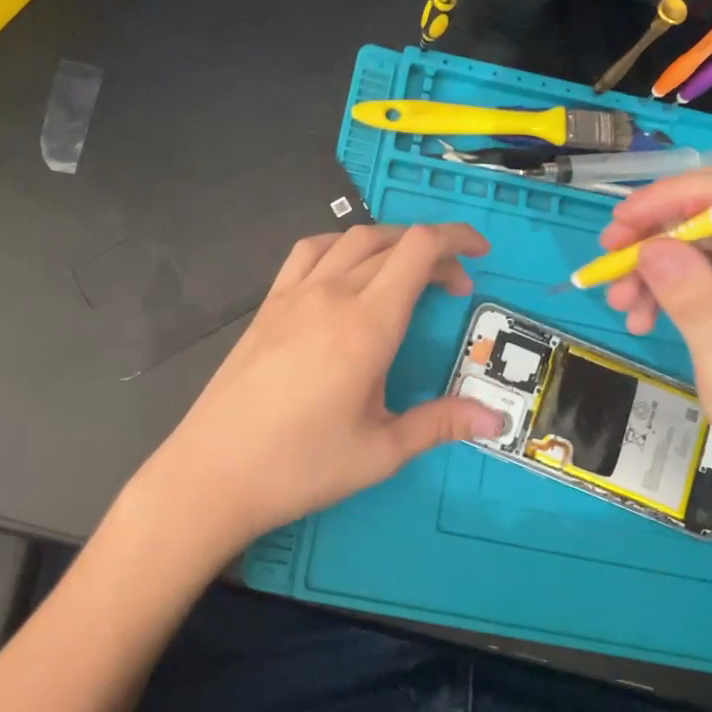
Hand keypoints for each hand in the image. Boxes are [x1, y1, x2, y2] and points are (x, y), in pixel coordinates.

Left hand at [134, 223, 504, 553]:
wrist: (213, 473)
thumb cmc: (302, 466)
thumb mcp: (381, 451)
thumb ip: (441, 423)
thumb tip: (498, 419)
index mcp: (367, 324)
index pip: (419, 249)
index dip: (457, 239)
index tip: (480, 255)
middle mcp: (332, 294)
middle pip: (391, 241)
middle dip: (432, 251)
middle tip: (452, 285)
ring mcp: (294, 294)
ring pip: (350, 239)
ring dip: (389, 242)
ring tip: (406, 272)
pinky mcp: (268, 305)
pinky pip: (309, 252)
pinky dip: (341, 246)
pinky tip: (346, 272)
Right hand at [600, 165, 711, 514]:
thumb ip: (695, 306)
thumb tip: (650, 247)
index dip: (679, 196)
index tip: (623, 223)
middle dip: (660, 227)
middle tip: (608, 257)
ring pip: (710, 229)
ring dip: (659, 258)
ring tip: (621, 301)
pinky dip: (675, 277)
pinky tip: (644, 311)